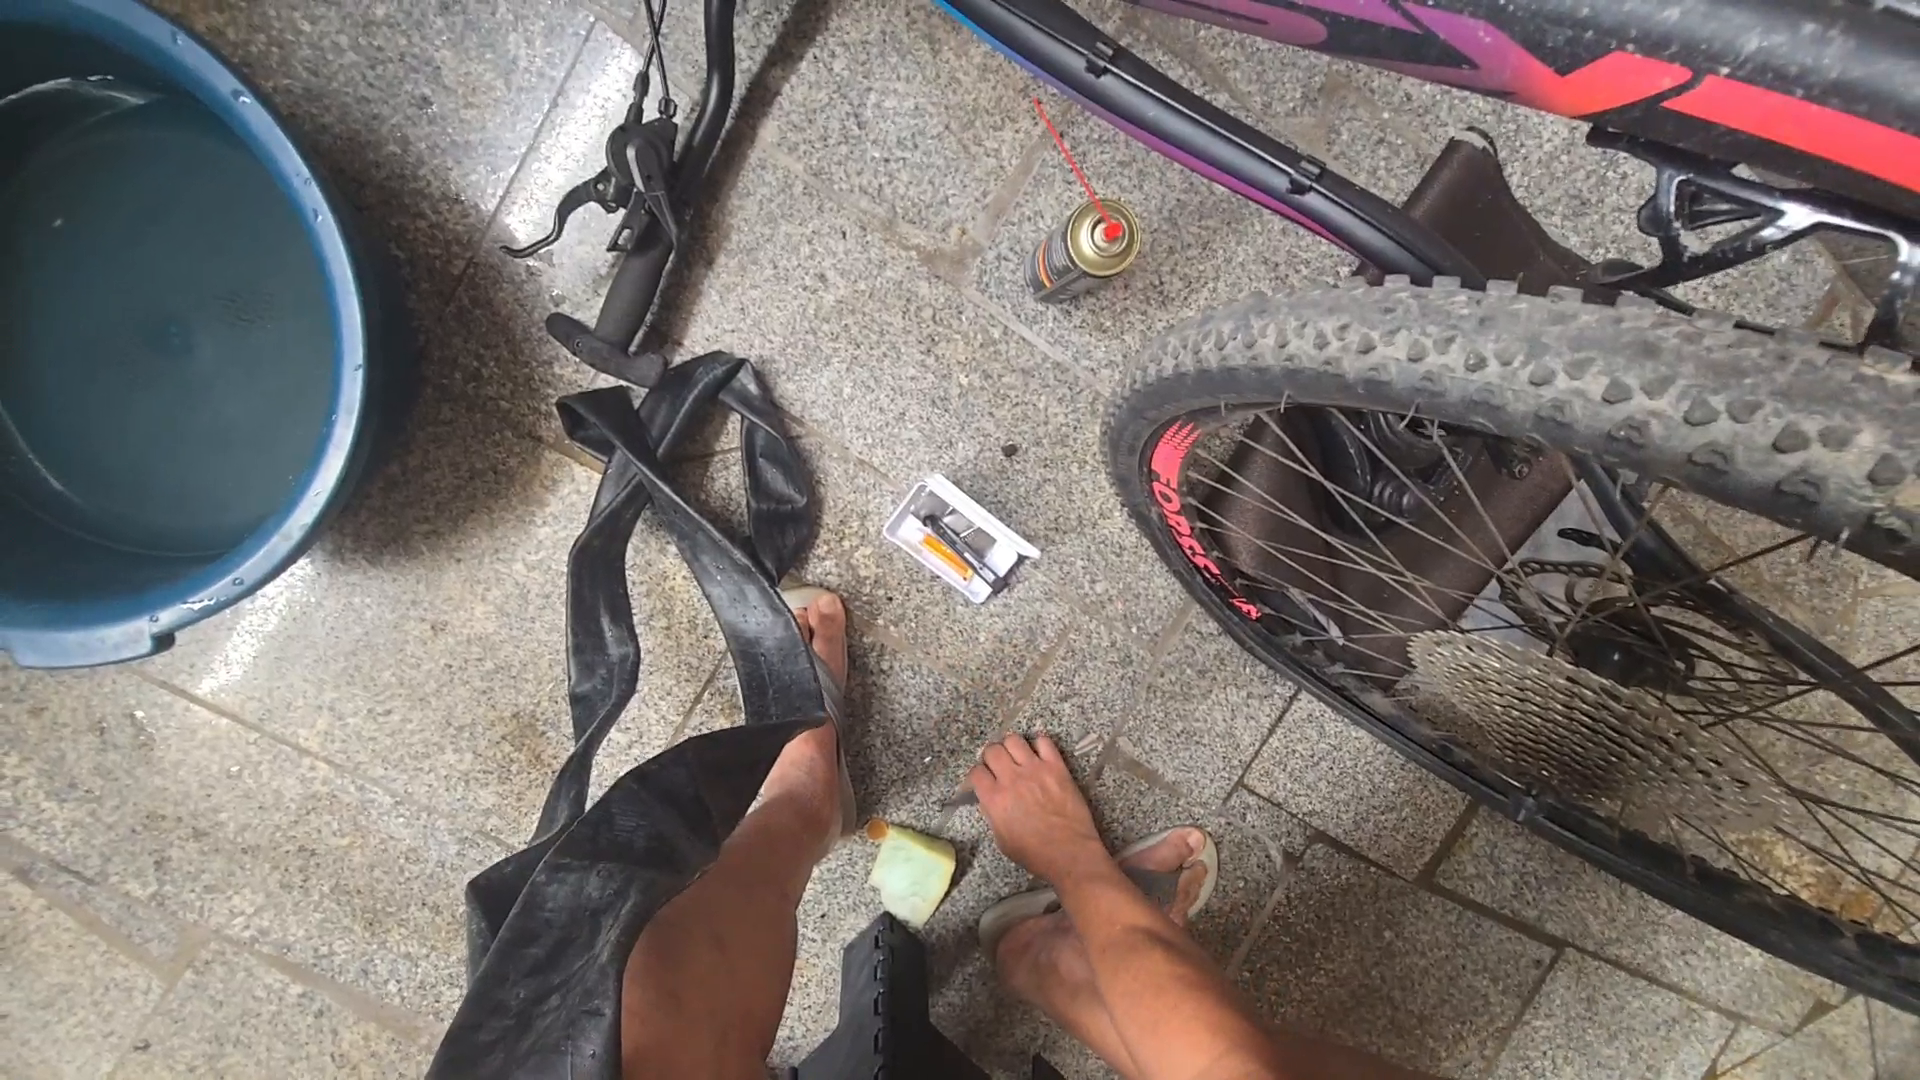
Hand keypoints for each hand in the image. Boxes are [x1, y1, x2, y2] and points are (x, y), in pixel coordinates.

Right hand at [968, 733, 1107, 884]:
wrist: (1071, 854)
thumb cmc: (1035, 854)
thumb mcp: (1002, 840)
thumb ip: (993, 813)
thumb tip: (990, 798)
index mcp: (995, 800)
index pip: (976, 772)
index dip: (978, 776)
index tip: (984, 781)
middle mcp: (1012, 779)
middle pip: (992, 750)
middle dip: (992, 757)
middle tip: (1000, 767)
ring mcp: (1035, 769)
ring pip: (1014, 739)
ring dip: (1012, 747)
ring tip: (1018, 758)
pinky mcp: (1057, 766)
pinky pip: (1044, 741)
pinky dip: (1038, 745)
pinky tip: (1039, 756)